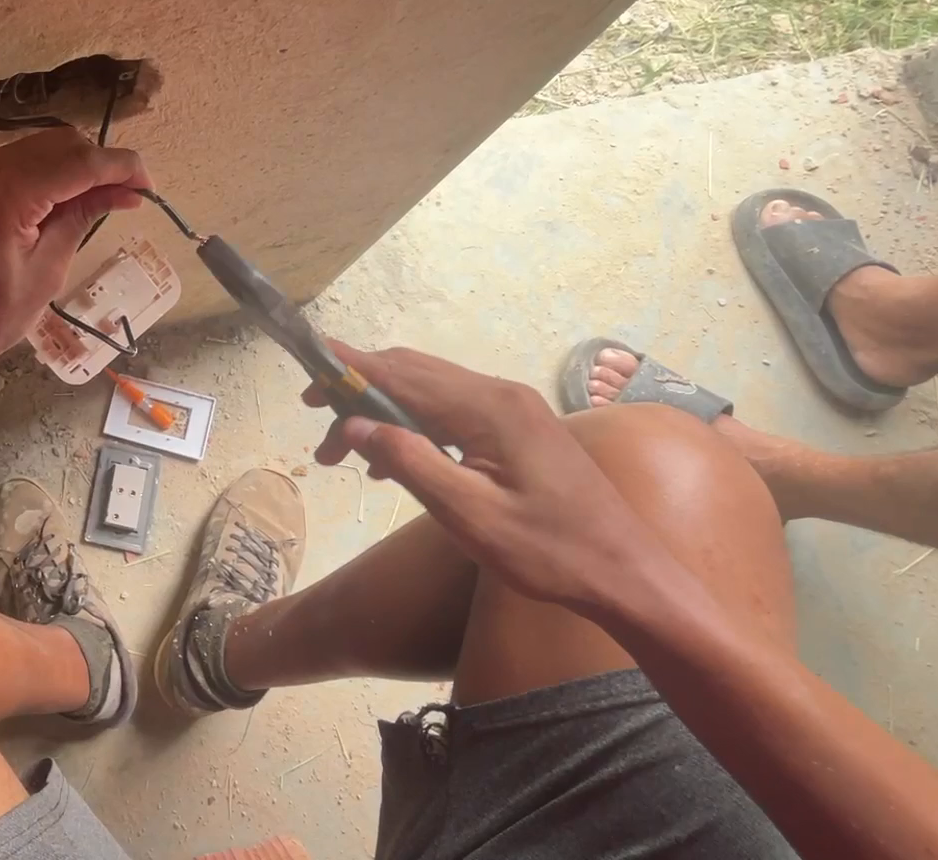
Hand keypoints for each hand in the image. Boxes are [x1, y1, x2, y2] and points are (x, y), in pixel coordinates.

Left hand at [0, 128, 151, 390]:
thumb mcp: (45, 272)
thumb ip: (81, 219)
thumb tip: (125, 192)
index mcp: (0, 194)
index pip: (76, 161)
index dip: (119, 166)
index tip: (148, 185)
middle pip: (54, 144)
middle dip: (95, 164)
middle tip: (124, 197)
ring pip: (30, 150)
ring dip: (66, 168)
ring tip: (90, 204)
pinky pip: (4, 164)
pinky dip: (34, 176)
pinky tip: (50, 205)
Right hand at [305, 342, 669, 615]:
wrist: (629, 576)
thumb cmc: (549, 551)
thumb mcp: (469, 514)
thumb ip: (409, 460)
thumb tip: (353, 424)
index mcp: (489, 409)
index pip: (402, 374)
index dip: (351, 367)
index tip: (309, 361)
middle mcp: (499, 395)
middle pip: (411, 373)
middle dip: (358, 392)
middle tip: (318, 424)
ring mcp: (510, 409)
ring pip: (426, 391)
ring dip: (380, 412)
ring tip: (344, 453)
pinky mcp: (514, 428)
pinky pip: (447, 410)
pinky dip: (409, 425)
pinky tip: (393, 459)